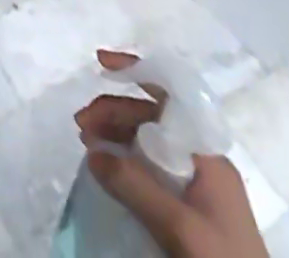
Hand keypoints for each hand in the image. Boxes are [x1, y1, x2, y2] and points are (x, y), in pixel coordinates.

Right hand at [75, 50, 268, 257]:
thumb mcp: (179, 226)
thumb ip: (134, 185)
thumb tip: (93, 151)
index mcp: (208, 156)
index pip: (172, 97)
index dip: (137, 72)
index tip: (100, 62)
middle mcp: (202, 162)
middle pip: (151, 116)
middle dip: (113, 110)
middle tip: (81, 126)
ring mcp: (196, 185)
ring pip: (147, 140)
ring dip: (114, 133)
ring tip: (88, 144)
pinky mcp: (188, 206)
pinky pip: (148, 166)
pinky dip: (122, 157)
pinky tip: (107, 168)